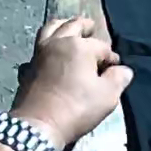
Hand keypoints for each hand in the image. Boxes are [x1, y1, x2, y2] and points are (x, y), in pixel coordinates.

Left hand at [11, 17, 132, 149]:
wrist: (38, 124)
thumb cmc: (76, 108)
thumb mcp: (107, 96)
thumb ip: (118, 79)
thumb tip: (123, 70)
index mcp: (79, 46)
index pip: (102, 46)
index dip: (111, 58)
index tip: (115, 69)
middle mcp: (58, 43)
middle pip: (73, 25)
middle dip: (85, 26)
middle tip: (91, 27)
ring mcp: (39, 53)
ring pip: (50, 29)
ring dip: (62, 26)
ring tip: (69, 28)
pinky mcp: (27, 66)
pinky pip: (37, 47)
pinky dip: (46, 45)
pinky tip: (49, 52)